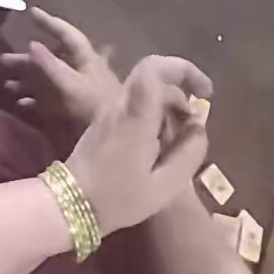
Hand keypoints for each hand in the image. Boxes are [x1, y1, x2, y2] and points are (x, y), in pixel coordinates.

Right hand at [0, 8, 120, 128]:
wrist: (113, 132)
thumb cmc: (93, 105)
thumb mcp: (70, 83)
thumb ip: (50, 65)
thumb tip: (31, 44)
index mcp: (83, 59)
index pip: (66, 34)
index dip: (49, 23)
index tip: (31, 12)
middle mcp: (78, 70)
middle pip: (49, 59)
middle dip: (26, 61)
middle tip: (2, 61)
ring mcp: (74, 89)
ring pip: (46, 80)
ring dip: (26, 81)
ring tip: (7, 85)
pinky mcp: (70, 108)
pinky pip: (48, 101)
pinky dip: (34, 101)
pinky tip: (20, 105)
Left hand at [64, 56, 213, 235]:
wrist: (68, 205)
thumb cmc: (117, 199)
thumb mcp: (164, 186)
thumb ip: (189, 154)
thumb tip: (199, 128)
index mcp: (136, 116)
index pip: (155, 68)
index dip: (184, 70)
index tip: (204, 94)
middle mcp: (119, 106)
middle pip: (153, 76)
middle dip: (180, 91)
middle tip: (192, 122)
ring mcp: (107, 113)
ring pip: (142, 91)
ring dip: (166, 105)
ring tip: (178, 138)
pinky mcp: (101, 123)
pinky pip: (132, 105)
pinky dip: (151, 114)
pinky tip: (157, 143)